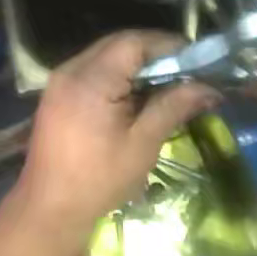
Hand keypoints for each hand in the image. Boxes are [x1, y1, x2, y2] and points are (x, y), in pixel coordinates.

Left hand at [12, 31, 217, 235]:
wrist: (47, 213)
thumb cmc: (98, 180)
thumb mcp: (143, 143)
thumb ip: (174, 106)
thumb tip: (209, 88)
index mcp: (91, 80)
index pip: (134, 42)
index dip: (167, 44)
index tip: (195, 58)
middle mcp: (71, 70)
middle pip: (119, 43)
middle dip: (154, 51)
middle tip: (185, 69)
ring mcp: (60, 80)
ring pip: (106, 54)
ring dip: (137, 62)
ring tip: (166, 81)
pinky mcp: (58, 93)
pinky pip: (93, 68)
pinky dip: (118, 72)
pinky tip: (136, 93)